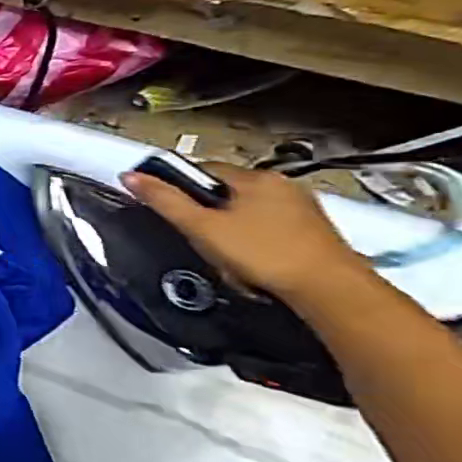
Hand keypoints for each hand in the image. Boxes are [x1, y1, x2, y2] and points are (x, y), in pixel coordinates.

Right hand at [121, 162, 372, 300]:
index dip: (180, 189)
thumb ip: (164, 200)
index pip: (201, 170)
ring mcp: (303, 208)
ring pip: (246, 210)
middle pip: (225, 192)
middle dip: (207, 213)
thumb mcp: (201, 227)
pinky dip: (254, 240)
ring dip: (230, 228)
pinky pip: (269, 226)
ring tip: (227, 255)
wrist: (331, 292)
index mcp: (255, 177)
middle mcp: (283, 185)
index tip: (175, 214)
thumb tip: (130, 175)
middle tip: (200, 238)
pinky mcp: (315, 231)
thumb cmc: (262, 254)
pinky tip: (253, 261)